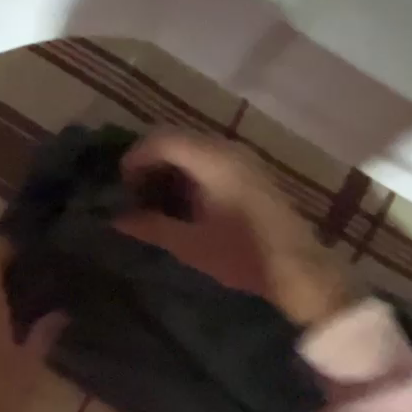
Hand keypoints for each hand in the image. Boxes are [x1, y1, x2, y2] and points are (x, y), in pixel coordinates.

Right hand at [115, 131, 351, 324]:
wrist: (296, 271)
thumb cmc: (241, 257)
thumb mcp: (189, 246)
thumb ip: (150, 228)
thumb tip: (115, 221)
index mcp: (213, 160)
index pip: (163, 140)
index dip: (134, 158)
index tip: (118, 187)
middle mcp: (230, 150)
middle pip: (179, 141)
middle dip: (150, 164)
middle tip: (130, 195)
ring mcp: (245, 162)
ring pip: (196, 152)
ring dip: (170, 172)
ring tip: (151, 204)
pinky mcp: (253, 177)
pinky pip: (212, 165)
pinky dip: (190, 178)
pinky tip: (181, 207)